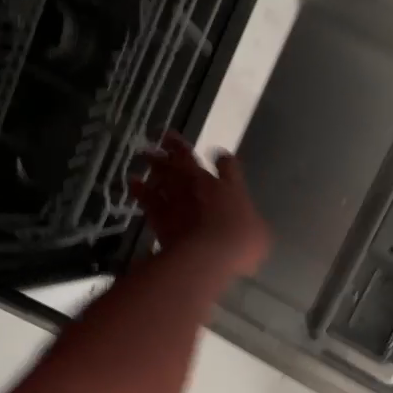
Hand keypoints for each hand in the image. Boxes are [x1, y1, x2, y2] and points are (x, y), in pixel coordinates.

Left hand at [129, 132, 268, 275]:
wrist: (205, 255)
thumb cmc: (240, 246)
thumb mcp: (259, 237)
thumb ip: (254, 225)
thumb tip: (253, 225)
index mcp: (231, 188)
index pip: (228, 165)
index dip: (224, 159)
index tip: (221, 156)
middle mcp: (202, 184)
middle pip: (188, 158)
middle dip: (178, 146)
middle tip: (168, 136)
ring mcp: (178, 196)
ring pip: (164, 172)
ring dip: (155, 161)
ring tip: (147, 152)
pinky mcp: (159, 212)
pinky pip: (147, 196)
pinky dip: (139, 188)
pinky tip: (133, 181)